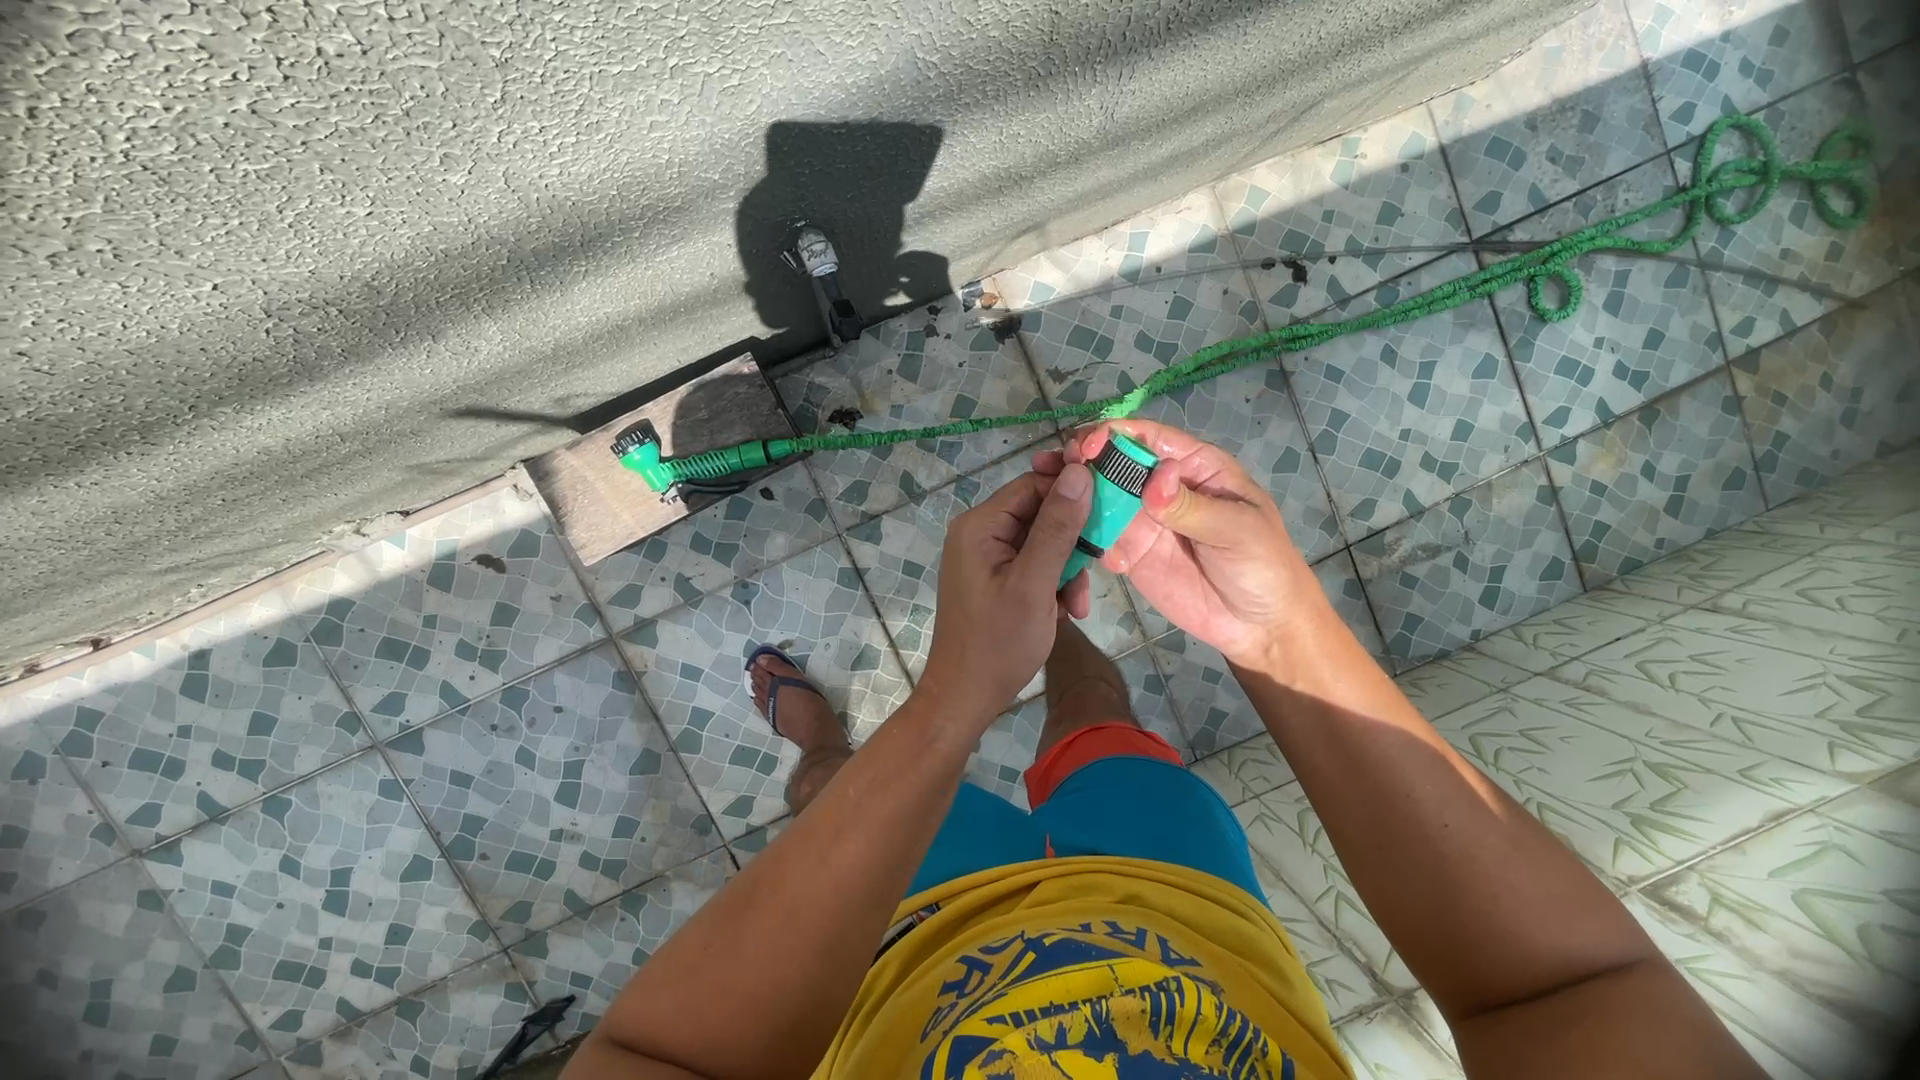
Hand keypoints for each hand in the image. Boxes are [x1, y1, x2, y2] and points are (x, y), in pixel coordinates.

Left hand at [920, 464, 1093, 722]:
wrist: (966, 696)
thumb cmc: (998, 642)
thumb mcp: (1035, 583)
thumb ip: (1058, 527)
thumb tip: (1080, 471)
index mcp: (980, 525)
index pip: (1035, 484)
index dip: (1073, 492)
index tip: (1110, 511)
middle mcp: (980, 533)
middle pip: (1042, 514)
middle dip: (1072, 544)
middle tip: (1095, 570)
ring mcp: (987, 558)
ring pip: (1043, 543)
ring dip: (1067, 571)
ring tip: (1074, 607)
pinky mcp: (996, 579)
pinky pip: (1034, 566)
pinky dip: (1053, 585)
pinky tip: (1062, 613)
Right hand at [1033, 420, 1324, 669]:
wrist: (1261, 625)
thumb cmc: (1263, 565)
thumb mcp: (1238, 530)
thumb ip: (1193, 506)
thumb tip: (1156, 480)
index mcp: (1194, 467)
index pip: (1149, 439)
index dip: (1115, 435)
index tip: (1085, 445)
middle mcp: (1162, 487)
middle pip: (1115, 463)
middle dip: (1083, 460)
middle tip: (1051, 467)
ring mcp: (1143, 520)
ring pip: (1101, 498)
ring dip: (1073, 495)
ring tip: (1043, 498)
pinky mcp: (1130, 553)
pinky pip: (1100, 537)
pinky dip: (1080, 536)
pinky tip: (1064, 539)